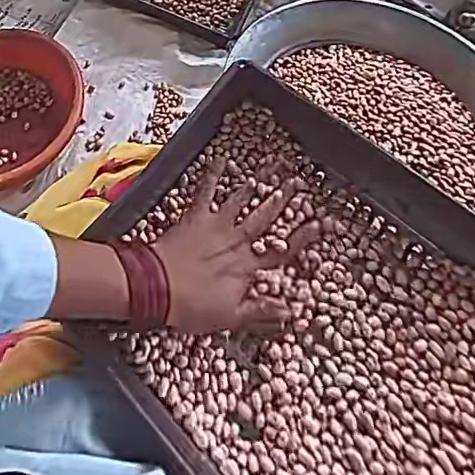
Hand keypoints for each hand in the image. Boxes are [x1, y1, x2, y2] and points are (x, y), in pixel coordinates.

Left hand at [151, 157, 320, 333]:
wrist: (156, 286)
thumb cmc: (191, 305)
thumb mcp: (230, 316)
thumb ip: (260, 310)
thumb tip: (291, 310)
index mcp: (246, 266)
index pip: (281, 250)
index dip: (301, 237)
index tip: (319, 223)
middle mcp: (235, 240)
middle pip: (264, 217)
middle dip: (283, 199)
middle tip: (298, 182)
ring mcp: (215, 224)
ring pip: (241, 200)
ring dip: (257, 182)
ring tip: (272, 167)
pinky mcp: (195, 215)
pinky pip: (206, 190)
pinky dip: (213, 173)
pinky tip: (220, 158)